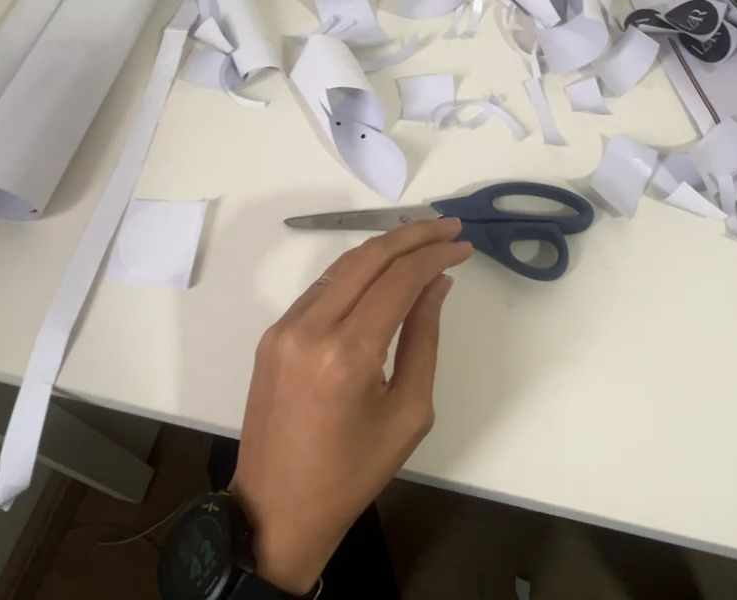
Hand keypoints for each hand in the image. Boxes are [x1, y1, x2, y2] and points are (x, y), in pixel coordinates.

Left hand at [229, 219, 470, 593]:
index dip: (435, 255)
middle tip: (448, 227)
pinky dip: (358, 272)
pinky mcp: (273, 334)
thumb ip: (424, 338)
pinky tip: (384, 272)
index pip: (398, 280)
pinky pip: (323, 288)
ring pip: (343, 266)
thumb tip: (436, 284)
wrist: (276, 509)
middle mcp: (310, 328)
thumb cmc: (353, 473)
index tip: (463, 246)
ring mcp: (285, 328)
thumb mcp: (408, 412)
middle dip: (413, 235)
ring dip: (384, 248)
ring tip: (423, 240)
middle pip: (368, 257)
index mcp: (346, 354)